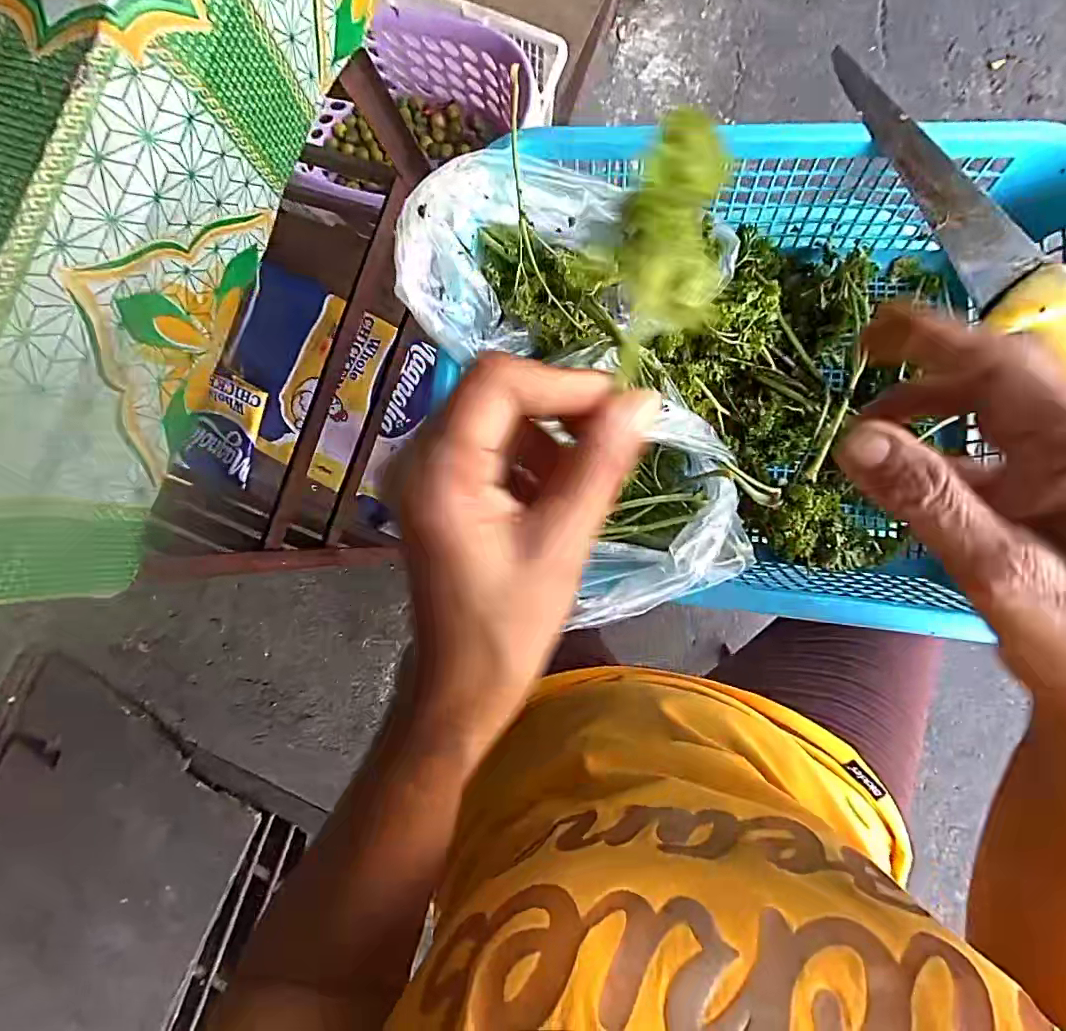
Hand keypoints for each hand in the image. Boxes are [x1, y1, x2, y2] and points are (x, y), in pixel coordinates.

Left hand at [394, 354, 655, 750]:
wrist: (464, 685)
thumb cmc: (510, 627)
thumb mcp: (564, 542)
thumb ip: (601, 466)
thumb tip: (643, 403)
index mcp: (439, 468)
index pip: (500, 380)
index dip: (567, 384)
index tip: (623, 409)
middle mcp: (421, 455)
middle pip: (499, 390)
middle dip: (564, 408)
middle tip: (616, 439)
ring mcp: (427, 469)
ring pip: (503, 413)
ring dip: (555, 435)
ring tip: (587, 483)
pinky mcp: (443, 484)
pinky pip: (498, 443)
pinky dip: (538, 456)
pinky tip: (560, 497)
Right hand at [837, 306, 1065, 813]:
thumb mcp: (1006, 576)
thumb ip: (931, 502)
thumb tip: (856, 440)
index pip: (1005, 366)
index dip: (935, 338)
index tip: (874, 328)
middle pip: (1004, 380)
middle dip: (933, 365)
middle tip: (868, 363)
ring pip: (998, 416)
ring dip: (937, 410)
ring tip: (879, 428)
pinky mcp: (1058, 505)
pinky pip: (996, 458)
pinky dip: (948, 455)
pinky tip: (916, 476)